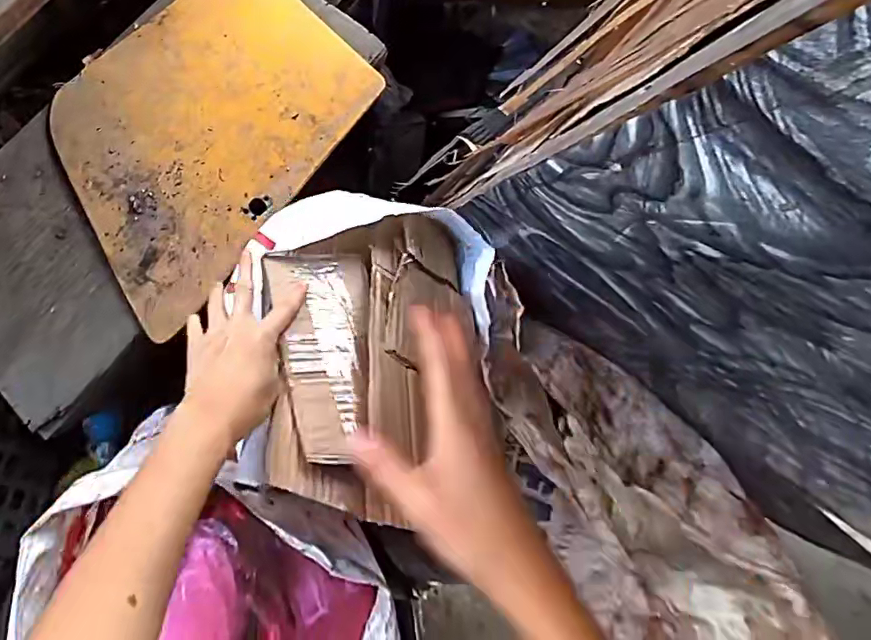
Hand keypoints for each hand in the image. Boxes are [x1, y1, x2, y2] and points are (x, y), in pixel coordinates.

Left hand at [179, 248, 305, 450]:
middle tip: (247, 252)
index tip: (301, 283)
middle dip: (246, 269)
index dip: (293, 297)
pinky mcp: (195, 346)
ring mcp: (214, 334)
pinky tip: (195, 317)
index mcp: (261, 337)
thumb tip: (269, 355)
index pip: (283, 312)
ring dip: (218, 291)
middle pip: (242, 291)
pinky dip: (196, 321)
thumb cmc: (247, 405)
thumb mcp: (272, 386)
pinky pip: (195, 327)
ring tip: (218, 281)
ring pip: (216, 303)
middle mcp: (237, 327)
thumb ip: (271, 364)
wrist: (209, 415)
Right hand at [352, 305, 541, 590]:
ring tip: (452, 329)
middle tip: (439, 306)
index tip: (422, 309)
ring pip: (471, 380)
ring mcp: (484, 434)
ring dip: (460, 350)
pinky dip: (466, 375)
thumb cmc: (469, 531)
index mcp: (454, 425)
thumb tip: (351, 434)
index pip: (441, 370)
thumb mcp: (417, 501)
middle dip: (450, 334)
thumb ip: (385, 466)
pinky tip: (463, 383)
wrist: (519, 564)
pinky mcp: (489, 449)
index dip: (431, 337)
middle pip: (461, 367)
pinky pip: (475, 396)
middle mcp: (472, 422)